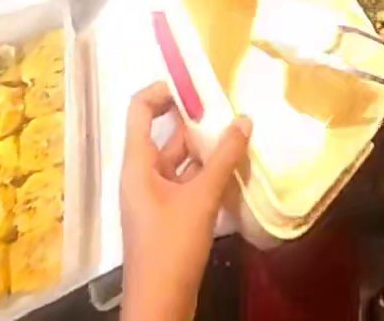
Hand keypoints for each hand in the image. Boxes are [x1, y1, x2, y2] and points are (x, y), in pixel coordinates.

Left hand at [119, 83, 250, 320]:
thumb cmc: (170, 248)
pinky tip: (232, 167)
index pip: (140, 109)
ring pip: (179, 157)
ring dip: (205, 146)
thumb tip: (245, 119)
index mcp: (138, 164)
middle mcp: (142, 174)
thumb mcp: (201, 199)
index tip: (192, 86)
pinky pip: (186, 179)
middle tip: (226, 106)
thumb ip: (223, 158)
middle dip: (194, 118)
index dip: (161, 91)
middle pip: (164, 132)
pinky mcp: (168, 215)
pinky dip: (206, 170)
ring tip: (236, 132)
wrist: (160, 311)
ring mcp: (154, 196)